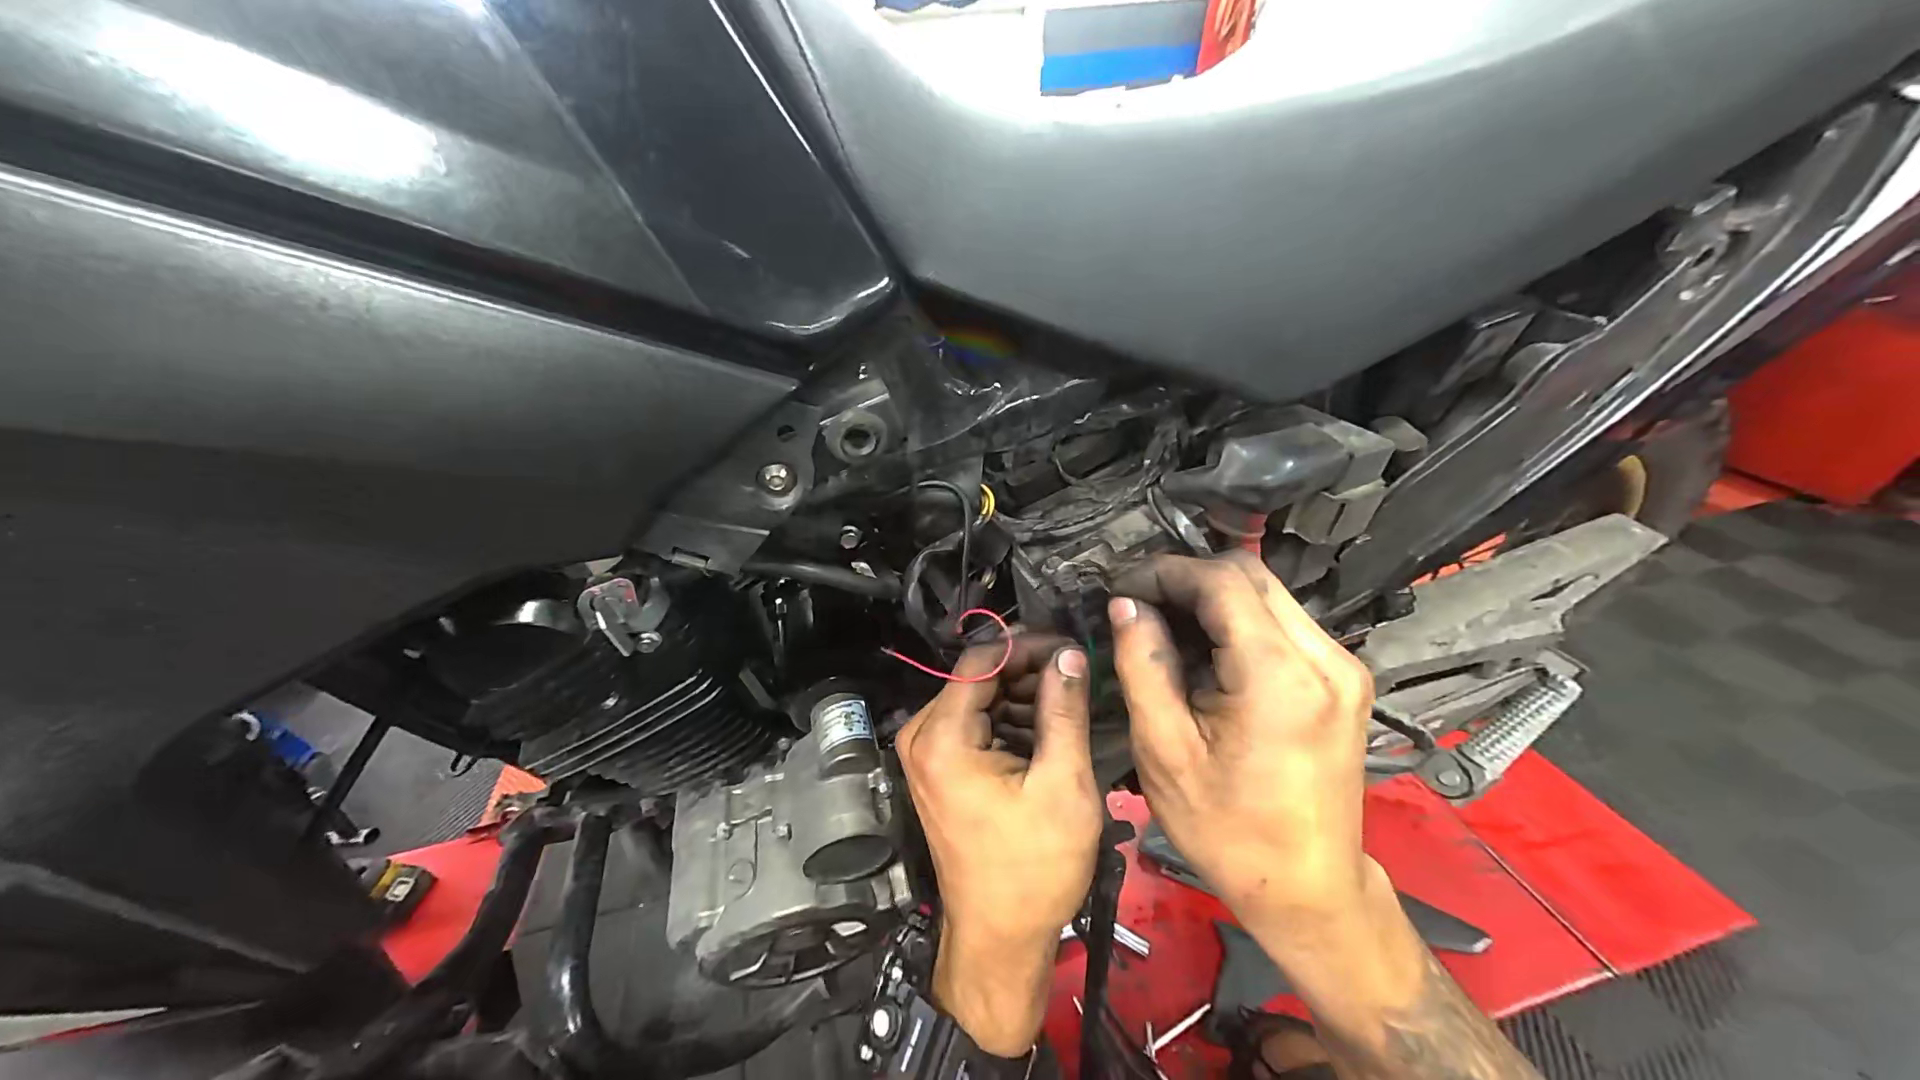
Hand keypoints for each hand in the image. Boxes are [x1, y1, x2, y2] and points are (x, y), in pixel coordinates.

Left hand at [895, 636, 1101, 1056]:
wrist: (1000, 936)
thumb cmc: (1033, 869)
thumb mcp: (1062, 784)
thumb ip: (1064, 710)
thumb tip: (1069, 654)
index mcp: (942, 737)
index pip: (982, 659)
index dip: (1028, 645)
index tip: (1069, 646)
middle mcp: (922, 736)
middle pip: (977, 677)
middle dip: (1029, 671)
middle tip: (1076, 675)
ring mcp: (926, 752)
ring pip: (978, 698)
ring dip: (1022, 696)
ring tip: (1070, 703)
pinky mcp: (938, 768)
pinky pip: (974, 725)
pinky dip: (1009, 721)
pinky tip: (1046, 730)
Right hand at [1113, 555, 1544, 1079]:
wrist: (1305, 885)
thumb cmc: (1228, 829)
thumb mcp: (1165, 749)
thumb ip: (1143, 664)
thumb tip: (1126, 605)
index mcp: (1281, 678)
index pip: (1221, 583)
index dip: (1165, 572)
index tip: (1123, 587)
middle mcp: (1326, 660)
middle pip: (1250, 575)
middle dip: (1187, 578)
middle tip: (1139, 602)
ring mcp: (1343, 667)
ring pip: (1268, 592)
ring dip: (1211, 597)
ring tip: (1164, 624)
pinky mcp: (1343, 679)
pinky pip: (1282, 621)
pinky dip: (1237, 619)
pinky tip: (1203, 647)